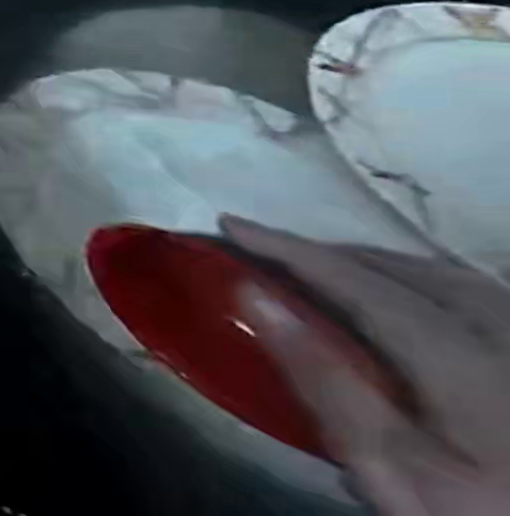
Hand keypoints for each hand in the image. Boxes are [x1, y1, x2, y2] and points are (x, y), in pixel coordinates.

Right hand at [223, 215, 509, 515]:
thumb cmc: (465, 509)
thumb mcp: (386, 461)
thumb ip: (322, 377)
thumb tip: (248, 290)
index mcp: (459, 360)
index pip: (359, 283)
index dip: (290, 249)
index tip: (229, 223)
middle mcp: (508, 343)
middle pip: (417, 276)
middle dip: (338, 253)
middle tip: (274, 249)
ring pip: (462, 286)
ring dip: (387, 266)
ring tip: (333, 266)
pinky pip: (488, 308)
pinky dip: (433, 289)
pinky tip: (413, 302)